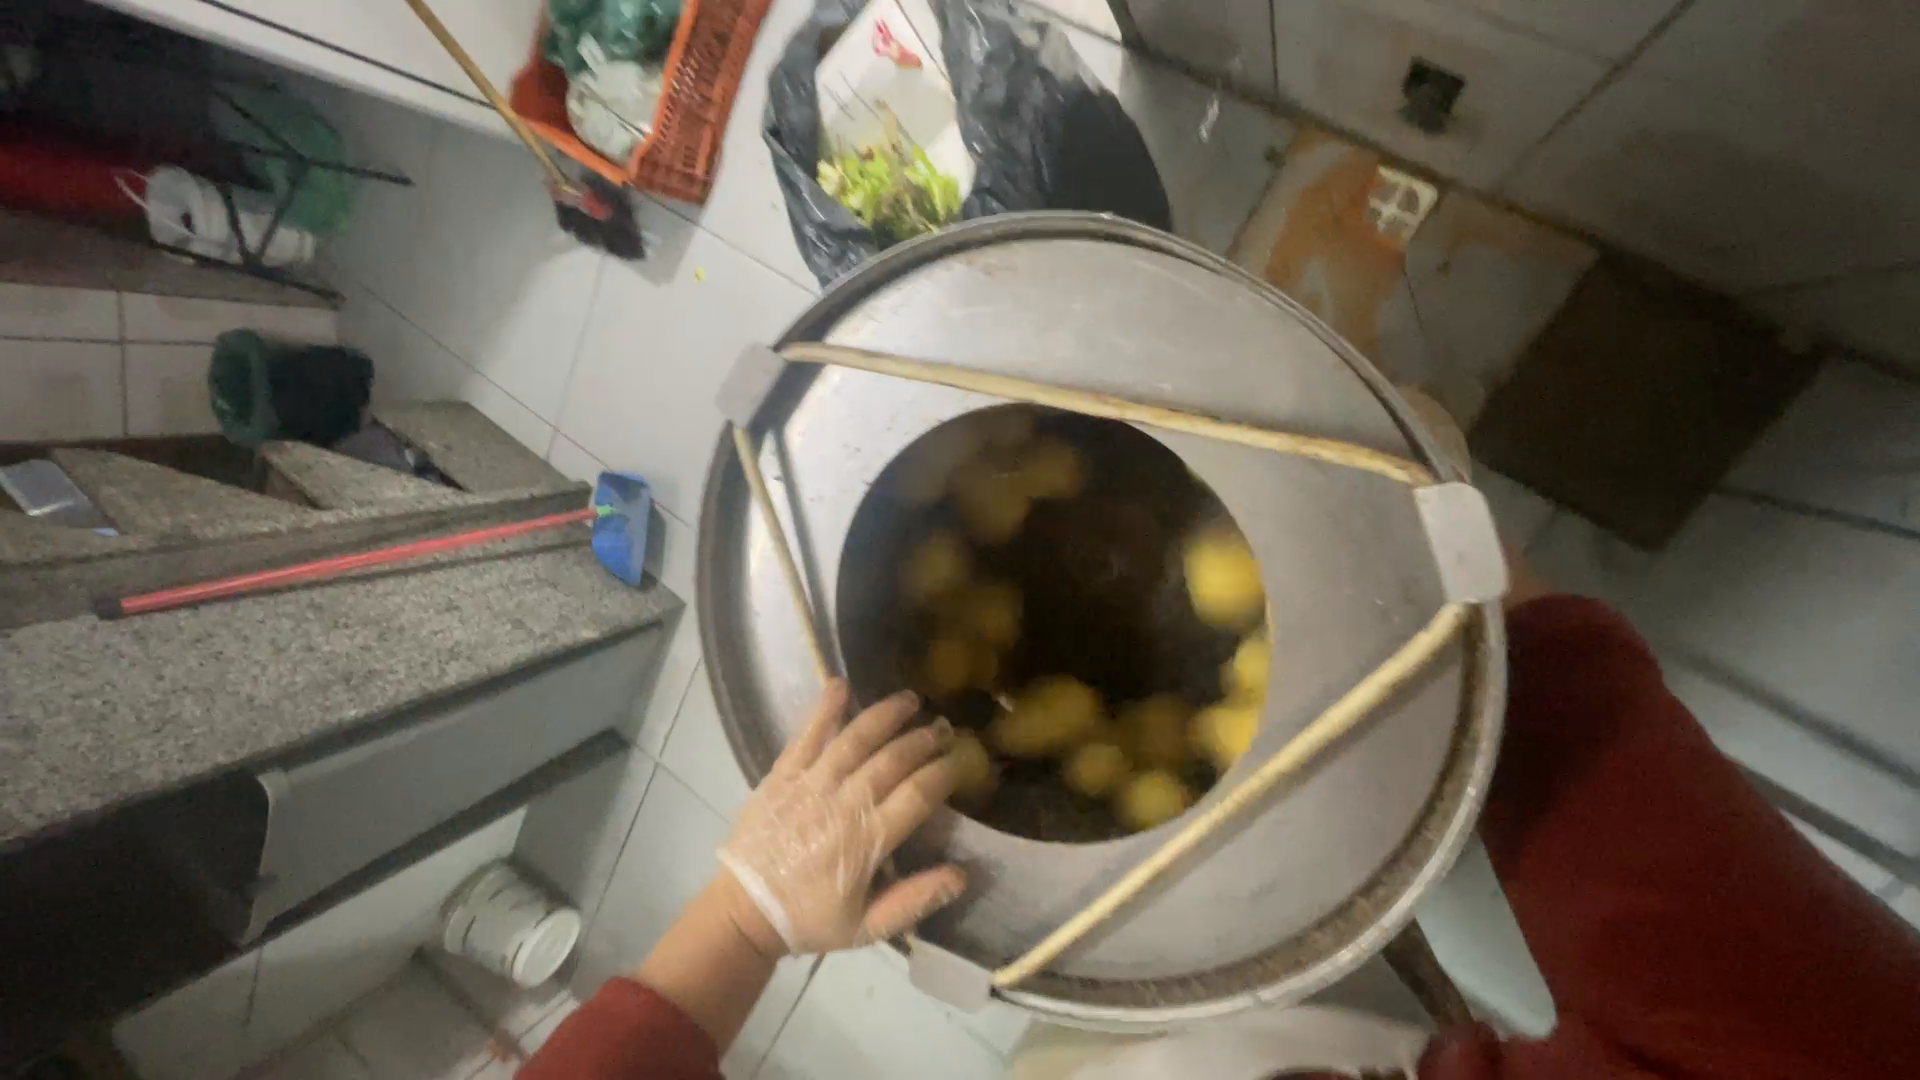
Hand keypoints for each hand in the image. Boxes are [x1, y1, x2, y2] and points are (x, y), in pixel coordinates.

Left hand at [717, 680, 967, 956]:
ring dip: (886, 715)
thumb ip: (915, 899)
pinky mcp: (783, 774)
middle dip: (923, 740)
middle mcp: (843, 805)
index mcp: (867, 842)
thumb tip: (962, 874)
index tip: (960, 759)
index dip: (943, 773)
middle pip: (892, 761)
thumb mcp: (867, 927)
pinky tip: (840, 684)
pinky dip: (824, 709)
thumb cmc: (809, 919)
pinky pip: (806, 735)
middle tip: (944, 727)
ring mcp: (811, 785)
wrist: (743, 912)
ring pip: (855, 740)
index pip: (917, 795)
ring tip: (910, 699)